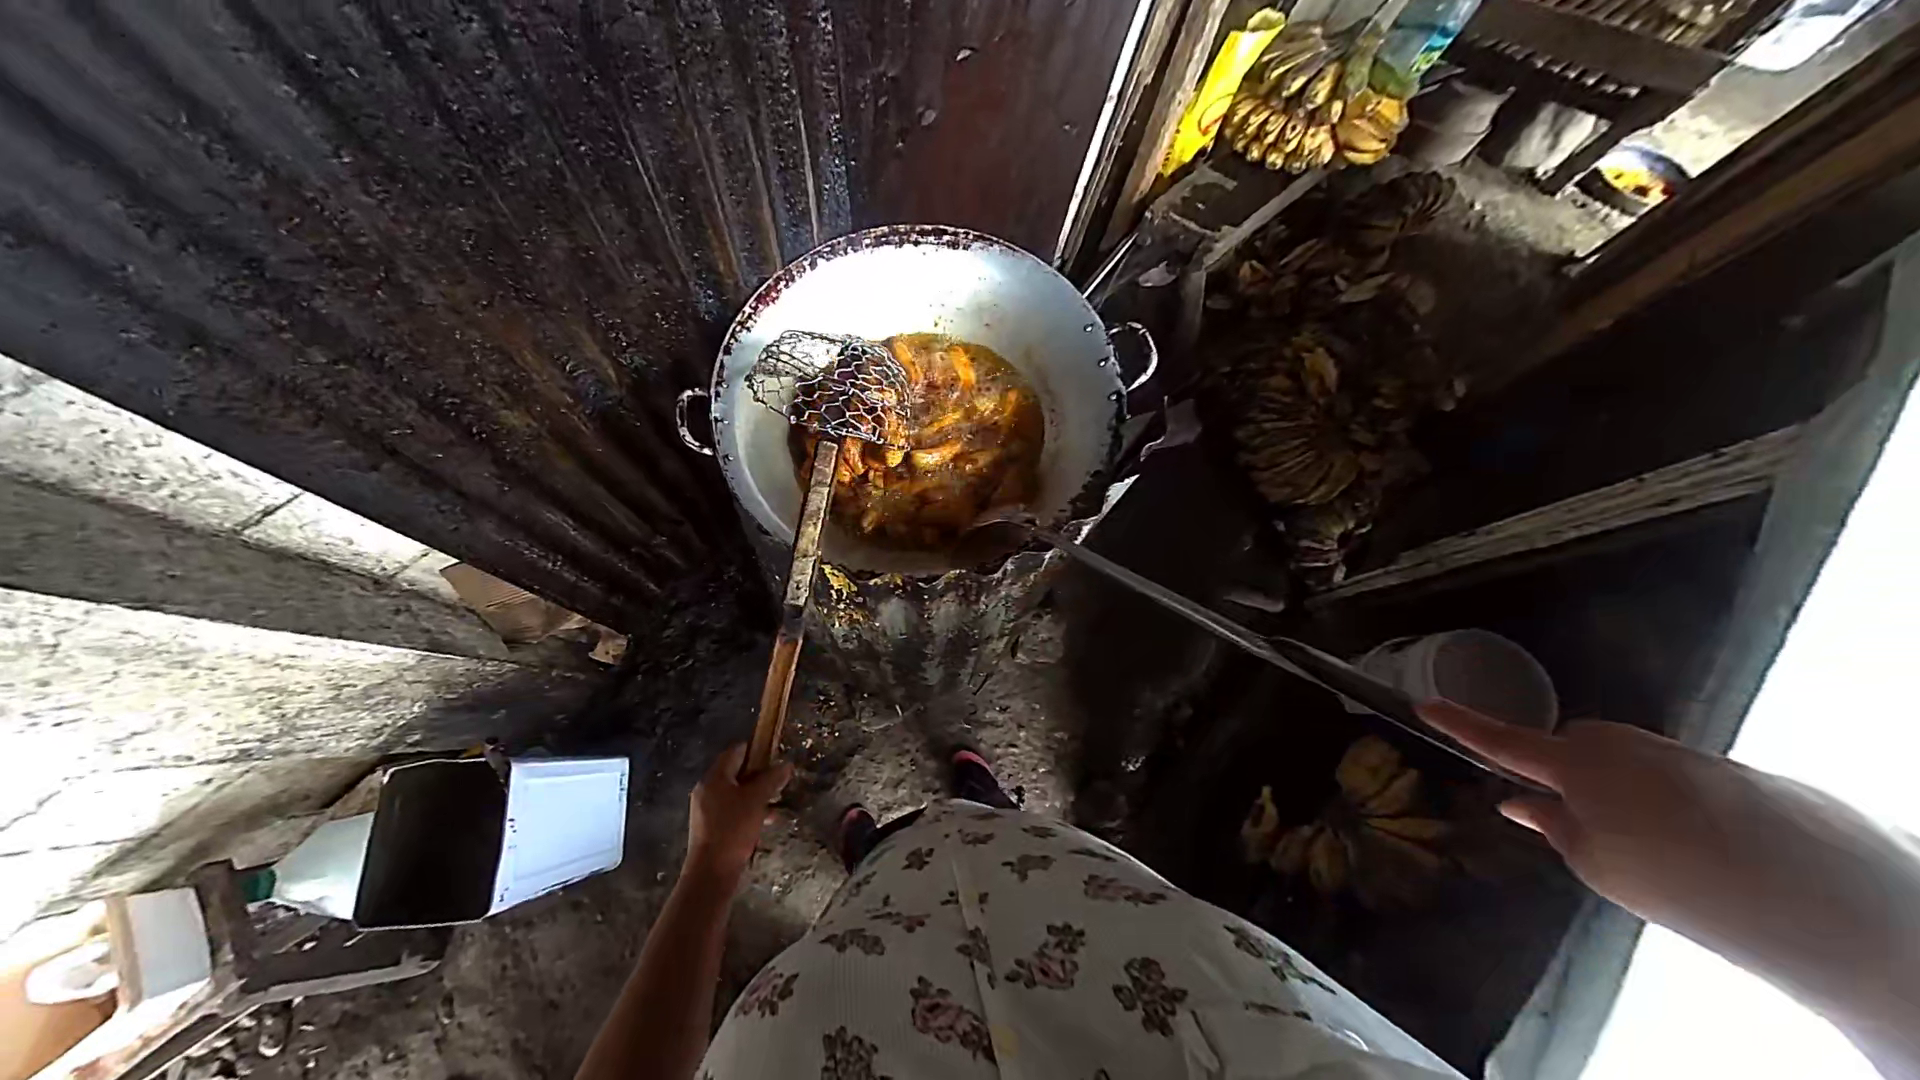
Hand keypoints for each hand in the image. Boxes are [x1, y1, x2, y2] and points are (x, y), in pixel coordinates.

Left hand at [686, 743, 791, 878]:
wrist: (711, 873)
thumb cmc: (733, 829)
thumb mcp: (756, 800)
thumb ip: (771, 779)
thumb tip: (786, 765)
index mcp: (714, 778)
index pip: (736, 751)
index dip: (757, 749)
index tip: (776, 756)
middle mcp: (707, 789)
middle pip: (736, 771)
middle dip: (760, 774)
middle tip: (779, 780)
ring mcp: (707, 809)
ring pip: (737, 792)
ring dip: (757, 794)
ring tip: (777, 800)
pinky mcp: (712, 827)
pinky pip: (733, 809)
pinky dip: (750, 810)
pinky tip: (768, 820)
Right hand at [1418, 699, 1772, 929]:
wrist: (1836, 904)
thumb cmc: (1684, 883)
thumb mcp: (1598, 865)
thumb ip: (1553, 825)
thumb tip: (1521, 803)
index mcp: (1578, 765)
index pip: (1502, 741)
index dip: (1460, 725)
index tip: (1425, 704)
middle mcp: (1624, 745)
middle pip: (1572, 746)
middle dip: (1563, 771)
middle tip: (1576, 819)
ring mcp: (1682, 754)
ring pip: (1625, 763)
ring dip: (1621, 792)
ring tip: (1656, 849)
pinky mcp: (1735, 772)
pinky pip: (1674, 778)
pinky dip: (1672, 805)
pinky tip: (1706, 850)